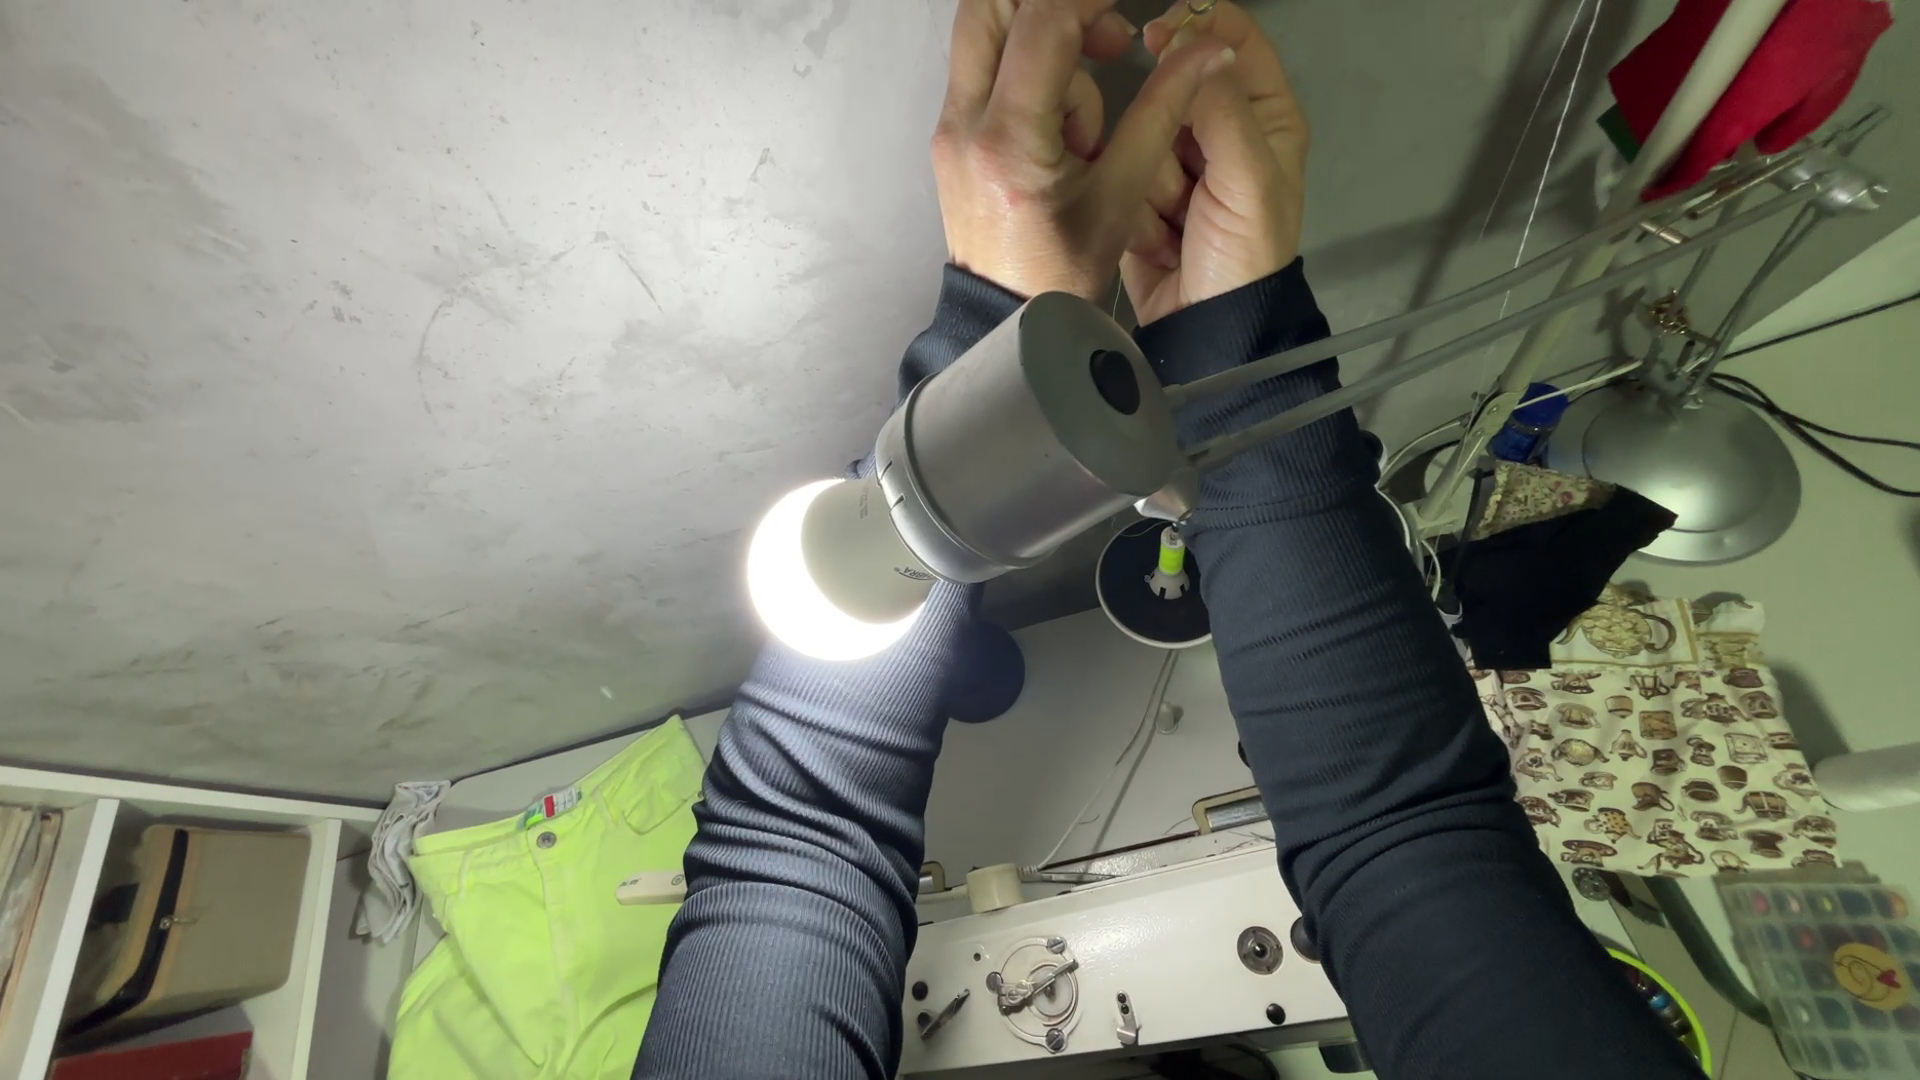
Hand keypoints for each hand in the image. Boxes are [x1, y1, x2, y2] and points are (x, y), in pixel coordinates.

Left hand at [934, 0, 1237, 300]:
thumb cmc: (1062, 275)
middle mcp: (963, 124)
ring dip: (1044, 49)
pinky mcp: (950, 141)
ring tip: (1085, 126)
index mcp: (1008, 140)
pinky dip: (1028, 80)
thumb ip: (1161, 114)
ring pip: (987, 37)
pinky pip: (986, 76)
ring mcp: (949, 131)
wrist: (1004, 322)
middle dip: (1052, 4)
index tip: (1129, 4)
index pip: (1043, 20)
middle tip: (1104, 37)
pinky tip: (1060, 135)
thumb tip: (1209, 50)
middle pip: (989, 5)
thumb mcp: (1119, 199)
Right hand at [1122, 1, 1309, 324]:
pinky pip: (1123, 185)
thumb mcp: (1246, 175)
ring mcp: (1177, 174)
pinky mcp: (1142, 205)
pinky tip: (1157, 242)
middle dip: (1169, 139)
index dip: (1197, 29)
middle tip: (1185, 186)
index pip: (1234, 45)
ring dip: (1153, 188)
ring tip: (1176, 226)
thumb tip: (1194, 39)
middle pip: (1174, 96)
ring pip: (1142, 142)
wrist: (1207, 327)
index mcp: (1262, 119)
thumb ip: (1220, 105)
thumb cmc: (1241, 253)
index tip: (1156, 34)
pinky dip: (1136, 215)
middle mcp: (1219, 138)